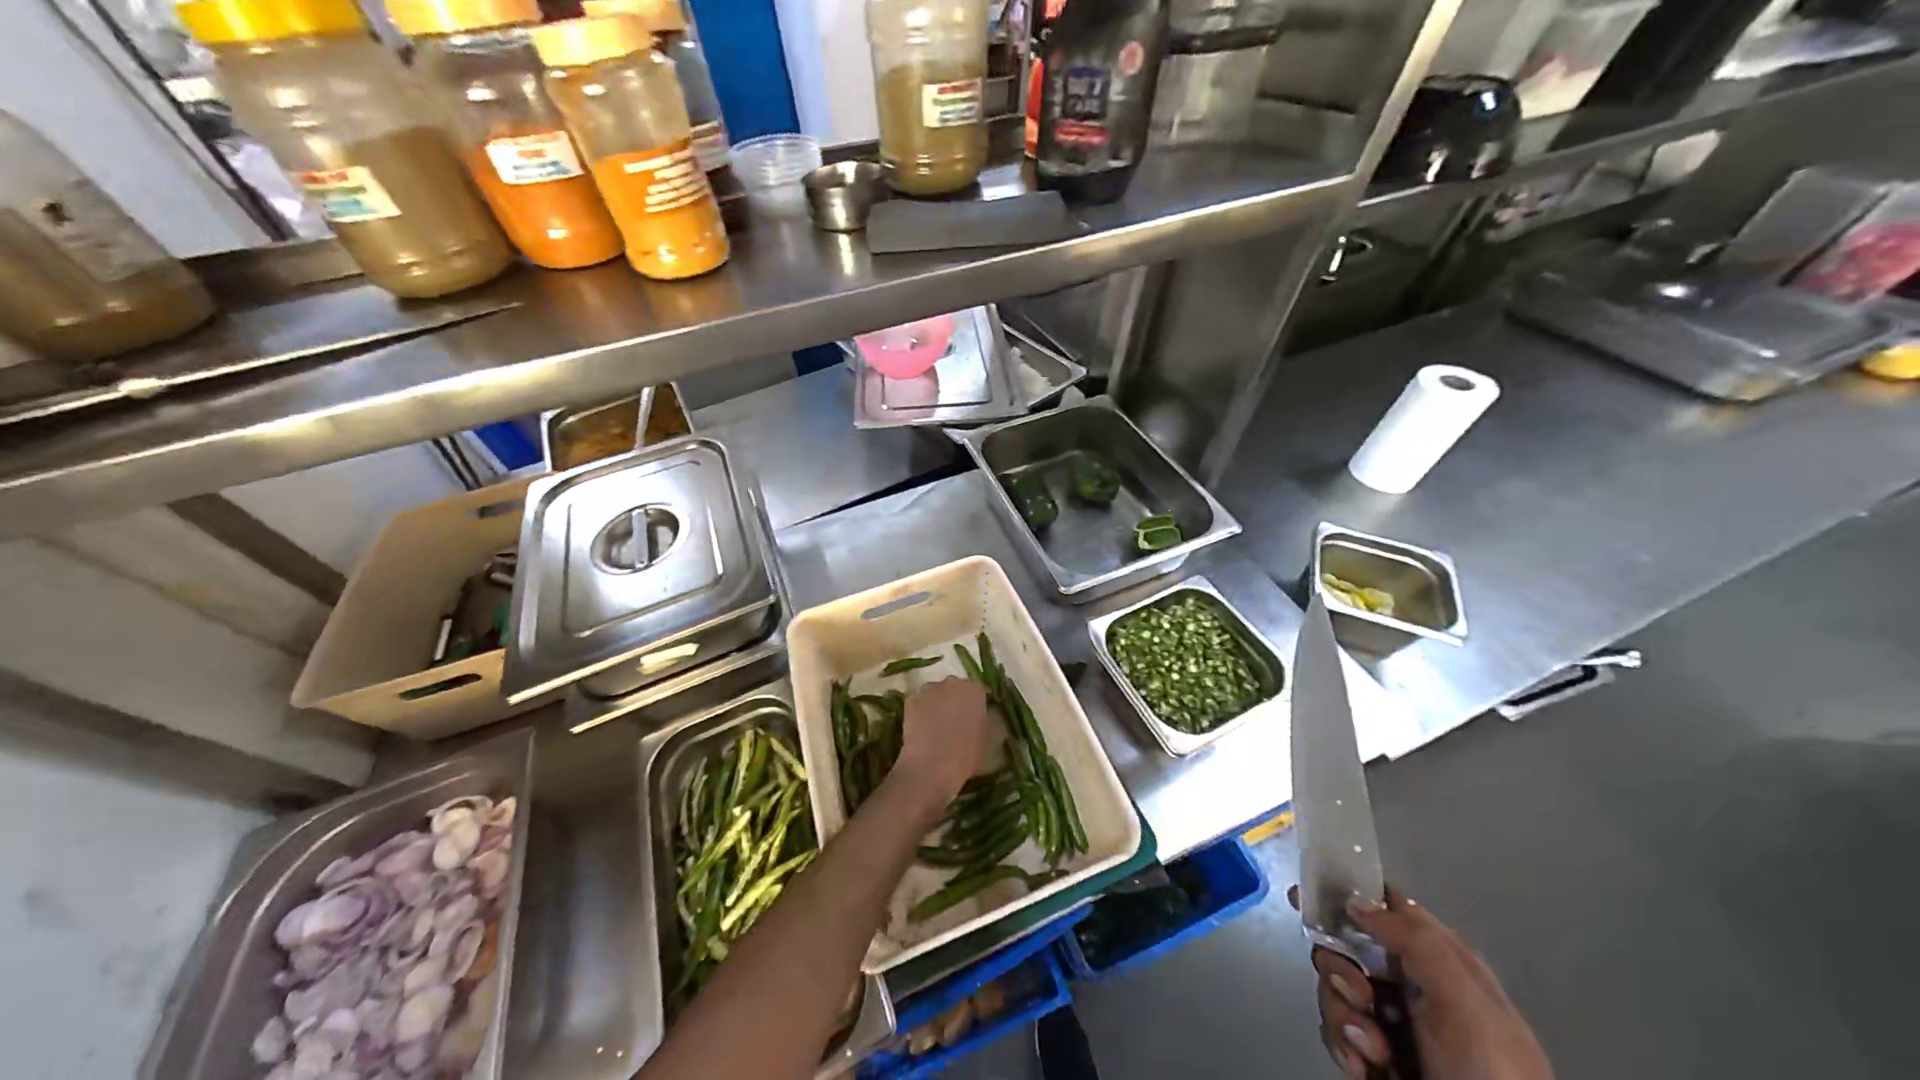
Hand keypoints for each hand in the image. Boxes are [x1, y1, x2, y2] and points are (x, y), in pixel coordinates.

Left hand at [892, 677, 995, 803]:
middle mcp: (952, 682)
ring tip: (935, 725)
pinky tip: (921, 728)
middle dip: (955, 701)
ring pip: (935, 694)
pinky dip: (920, 712)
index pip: (978, 691)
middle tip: (954, 720)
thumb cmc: (967, 755)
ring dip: (937, 704)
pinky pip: (919, 703)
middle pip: (955, 688)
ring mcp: (929, 689)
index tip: (974, 717)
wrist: (932, 766)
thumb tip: (980, 715)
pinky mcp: (911, 700)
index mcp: (975, 690)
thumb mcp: (987, 737)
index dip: (976, 705)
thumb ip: (984, 719)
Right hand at [1311, 889, 1552, 1079]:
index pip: (1387, 906)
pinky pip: (1336, 1030)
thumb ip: (1416, 942)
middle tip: (1359, 997)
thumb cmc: (1488, 1070)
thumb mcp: (1463, 1000)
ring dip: (1342, 1018)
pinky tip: (1364, 1068)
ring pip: (1335, 990)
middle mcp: (1411, 983)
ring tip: (1371, 1052)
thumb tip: (1357, 900)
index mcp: (1440, 959)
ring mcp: (1392, 1021)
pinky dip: (1342, 1047)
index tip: (1306, 899)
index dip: (1347, 896)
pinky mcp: (1375, 1054)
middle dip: (1339, 970)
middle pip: (1346, 947)